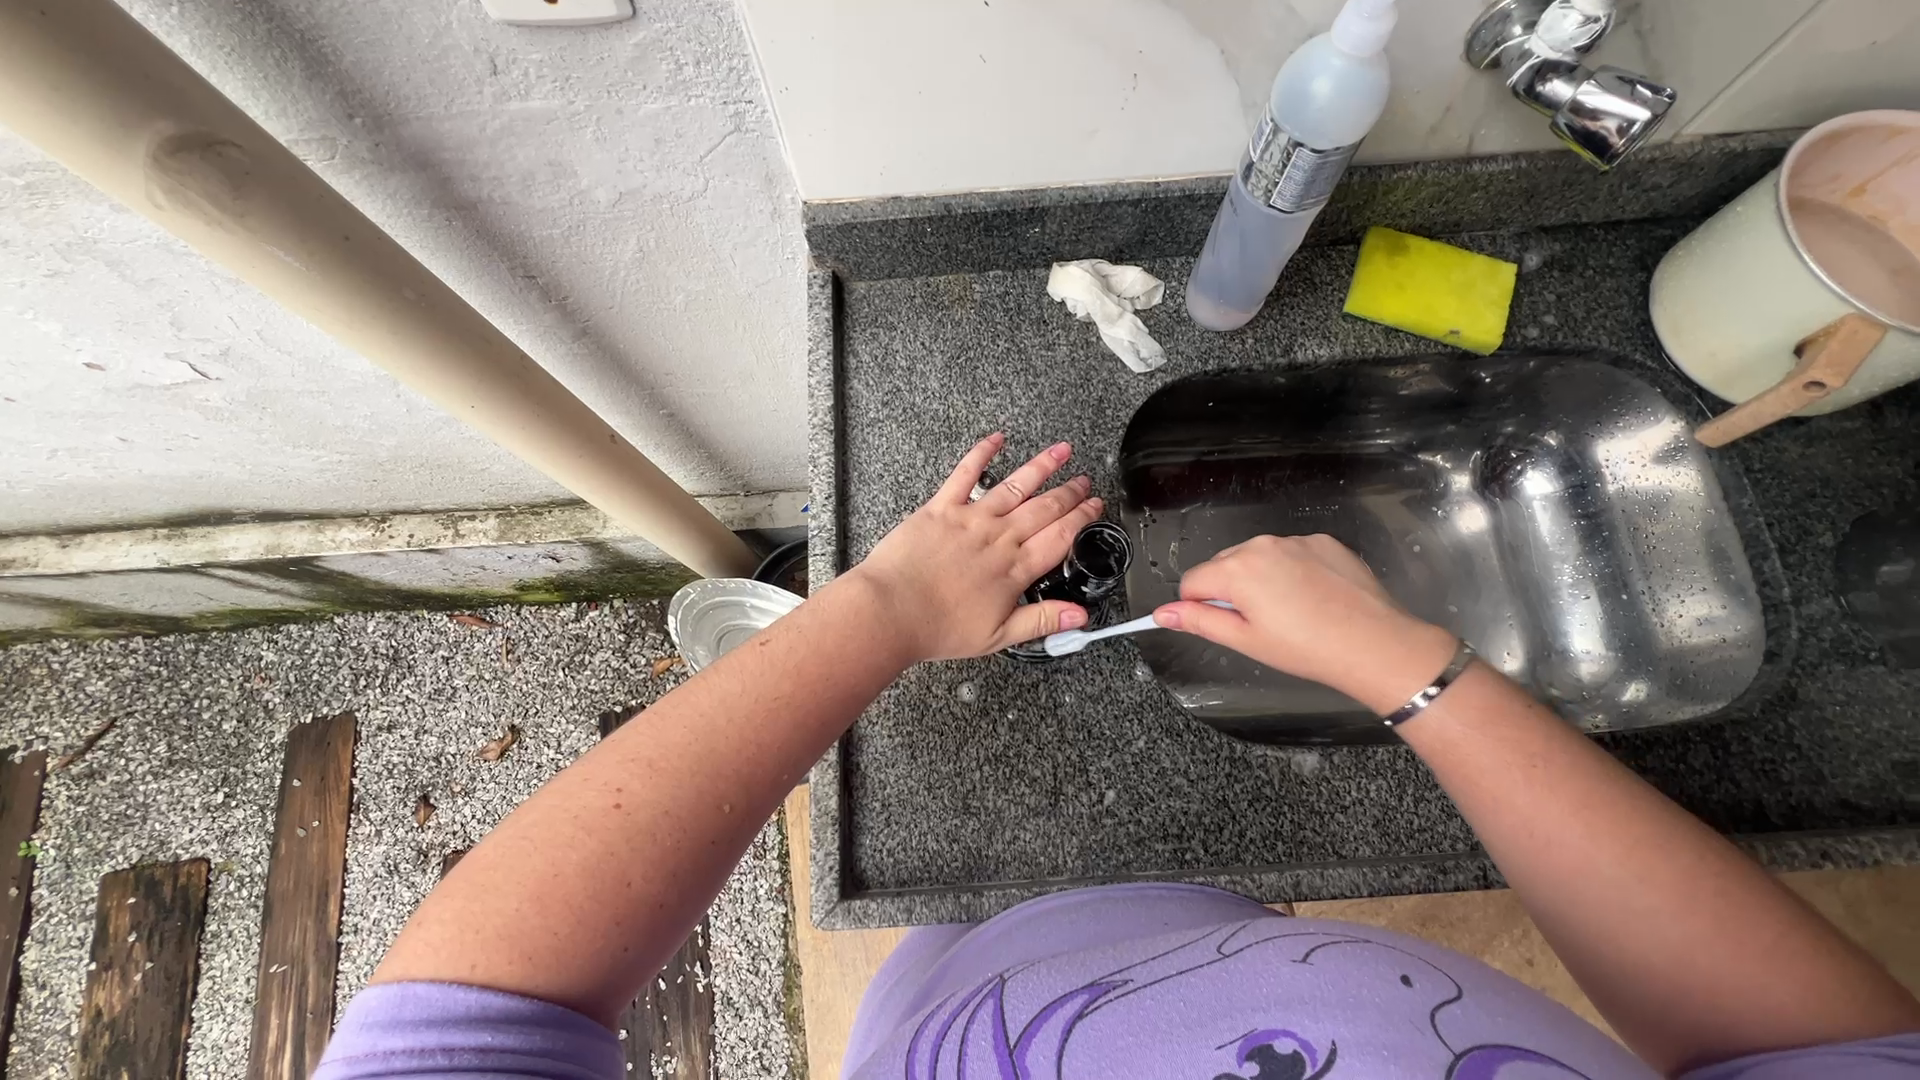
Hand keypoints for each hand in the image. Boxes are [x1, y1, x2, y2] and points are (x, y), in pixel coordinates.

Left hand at [845, 433, 1104, 662]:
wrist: (891, 612)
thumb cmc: (937, 628)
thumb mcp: (998, 637)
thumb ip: (1041, 621)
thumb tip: (1078, 618)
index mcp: (1014, 569)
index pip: (1060, 538)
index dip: (1082, 519)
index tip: (1095, 507)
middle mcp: (998, 538)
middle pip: (1045, 508)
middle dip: (1070, 492)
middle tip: (1085, 480)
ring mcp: (971, 519)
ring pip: (1016, 485)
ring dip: (1042, 466)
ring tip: (1062, 450)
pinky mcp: (942, 508)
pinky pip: (966, 473)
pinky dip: (982, 453)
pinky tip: (996, 439)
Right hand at [1152, 534, 1457, 713]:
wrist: (1375, 644)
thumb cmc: (1306, 649)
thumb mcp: (1245, 640)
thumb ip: (1199, 621)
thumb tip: (1162, 613)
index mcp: (1236, 569)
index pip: (1192, 582)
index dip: (1199, 607)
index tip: (1223, 625)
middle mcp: (1261, 545)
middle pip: (1223, 565)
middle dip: (1230, 590)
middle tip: (1258, 624)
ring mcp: (1295, 540)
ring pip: (1257, 558)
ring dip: (1260, 579)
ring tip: (1288, 612)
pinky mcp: (1324, 542)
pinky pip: (1291, 552)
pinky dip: (1291, 571)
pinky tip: (1311, 598)